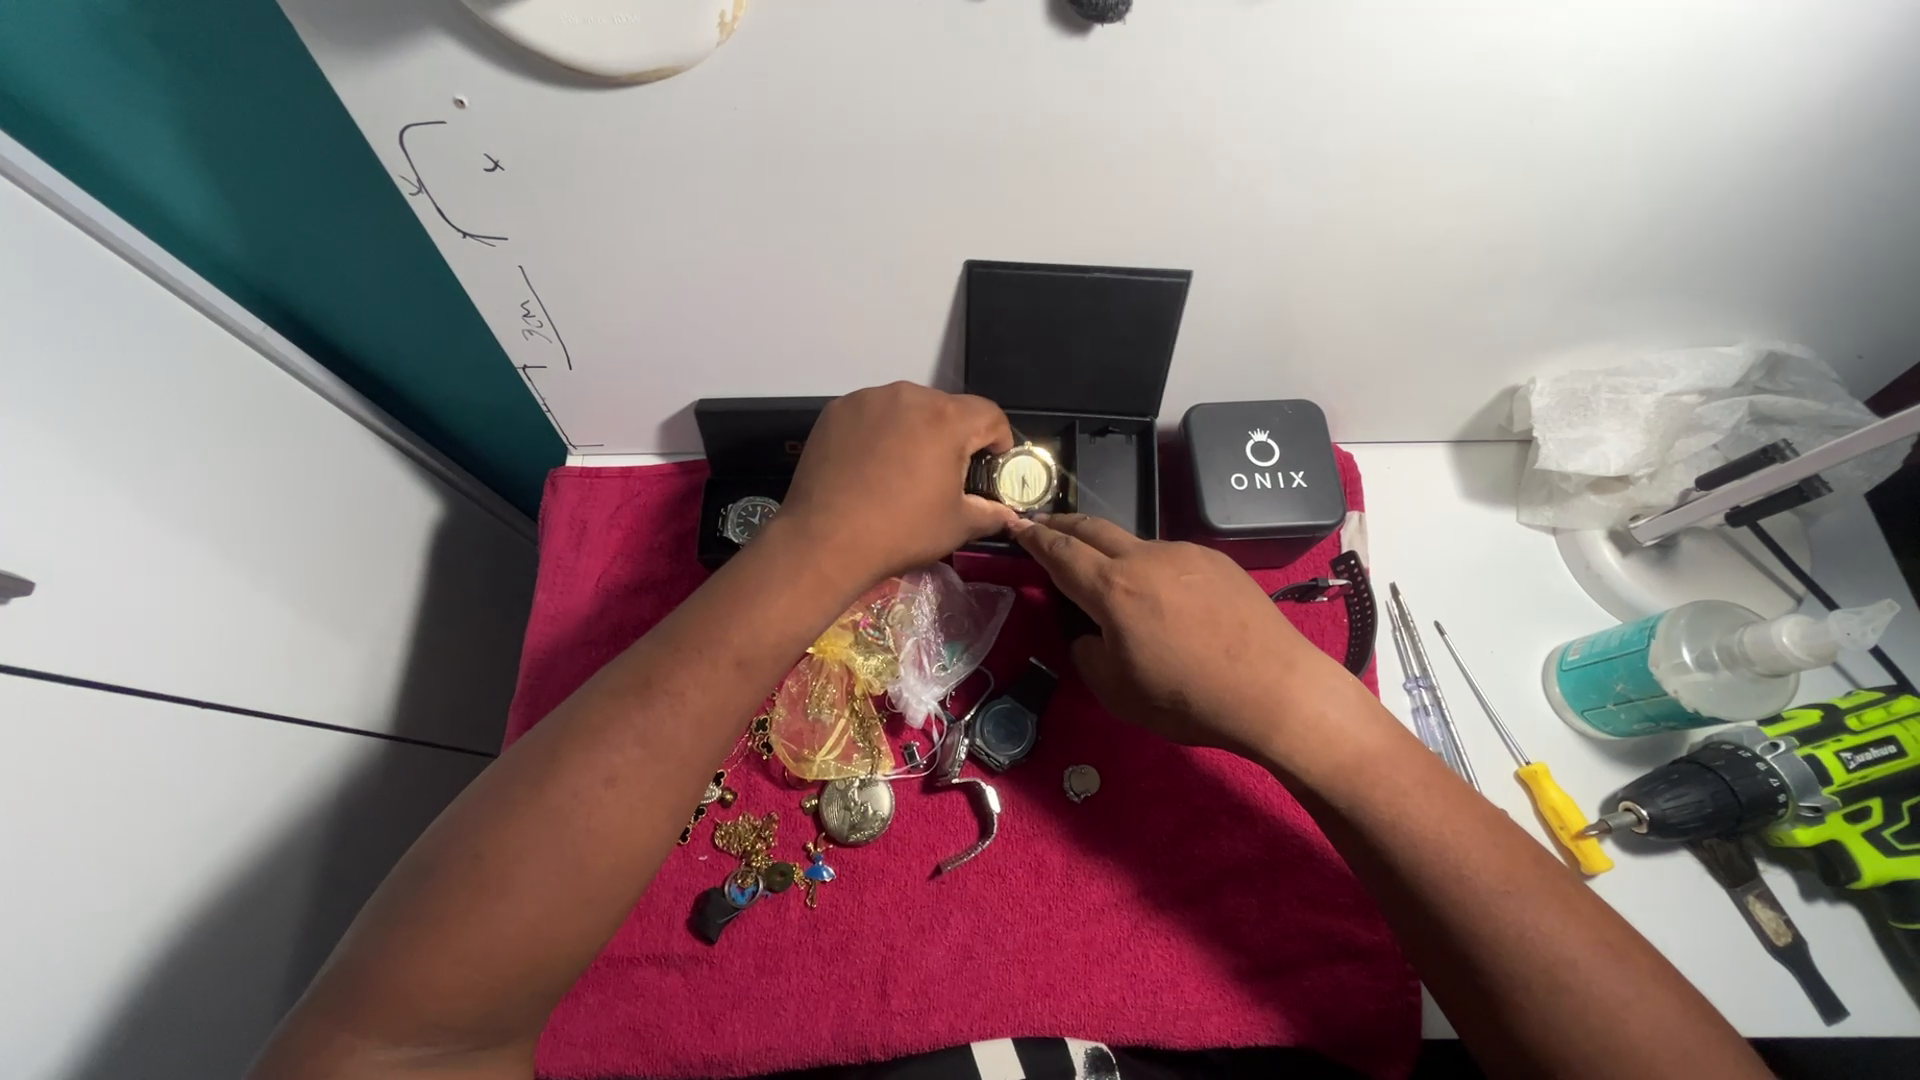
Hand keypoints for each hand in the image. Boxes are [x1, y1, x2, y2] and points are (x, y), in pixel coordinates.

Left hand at [778, 382, 1017, 583]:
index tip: (992, 464)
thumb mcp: (957, 526)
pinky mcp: (837, 411)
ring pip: (907, 408)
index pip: (990, 415)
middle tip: (945, 472)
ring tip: (904, 468)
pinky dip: (880, 432)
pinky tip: (871, 465)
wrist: (824, 540)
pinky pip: (872, 414)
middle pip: (946, 408)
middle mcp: (909, 396)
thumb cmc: (900, 531)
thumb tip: (1009, 515)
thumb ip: (990, 513)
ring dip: (915, 430)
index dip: (999, 440)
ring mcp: (868, 399)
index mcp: (947, 419)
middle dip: (953, 436)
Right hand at [1011, 513, 1356, 758]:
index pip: (1060, 552)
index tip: (1015, 525)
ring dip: (1110, 554)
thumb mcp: (1116, 691)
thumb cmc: (1188, 699)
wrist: (1276, 691)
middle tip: (1043, 526)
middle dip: (1061, 524)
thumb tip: (1091, 634)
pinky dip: (1151, 569)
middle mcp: (1145, 558)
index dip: (1033, 538)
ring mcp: (1185, 554)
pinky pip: (1170, 558)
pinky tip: (1167, 601)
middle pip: (1092, 527)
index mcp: (1112, 589)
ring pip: (1134, 545)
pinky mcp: (1217, 561)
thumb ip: (1087, 653)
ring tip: (1112, 582)